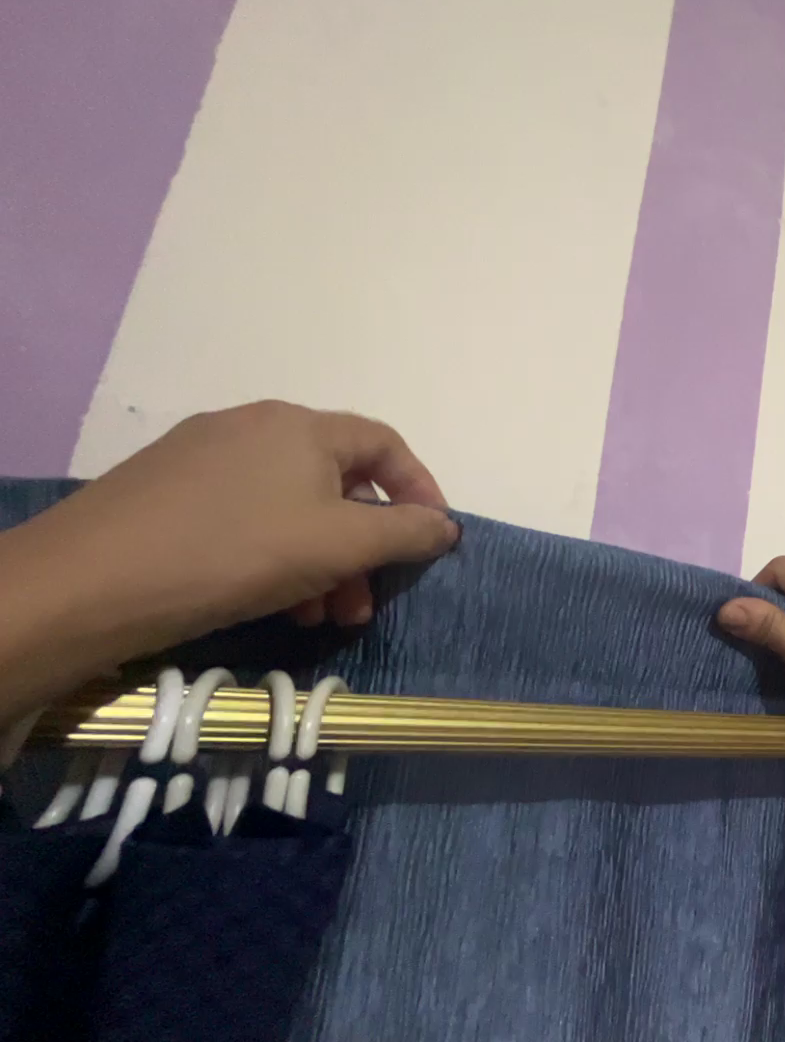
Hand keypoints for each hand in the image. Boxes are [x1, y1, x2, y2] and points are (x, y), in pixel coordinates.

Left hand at [0, 401, 458, 701]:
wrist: (83, 588)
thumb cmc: (240, 551)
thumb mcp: (347, 544)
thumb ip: (410, 531)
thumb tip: (445, 525)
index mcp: (300, 427)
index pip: (387, 445)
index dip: (422, 489)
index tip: (433, 536)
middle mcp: (253, 429)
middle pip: (341, 483)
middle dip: (369, 544)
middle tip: (375, 592)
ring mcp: (202, 459)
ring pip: (297, 507)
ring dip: (329, 561)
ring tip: (329, 614)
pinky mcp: (167, 493)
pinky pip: (251, 517)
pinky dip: (282, 556)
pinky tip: (282, 604)